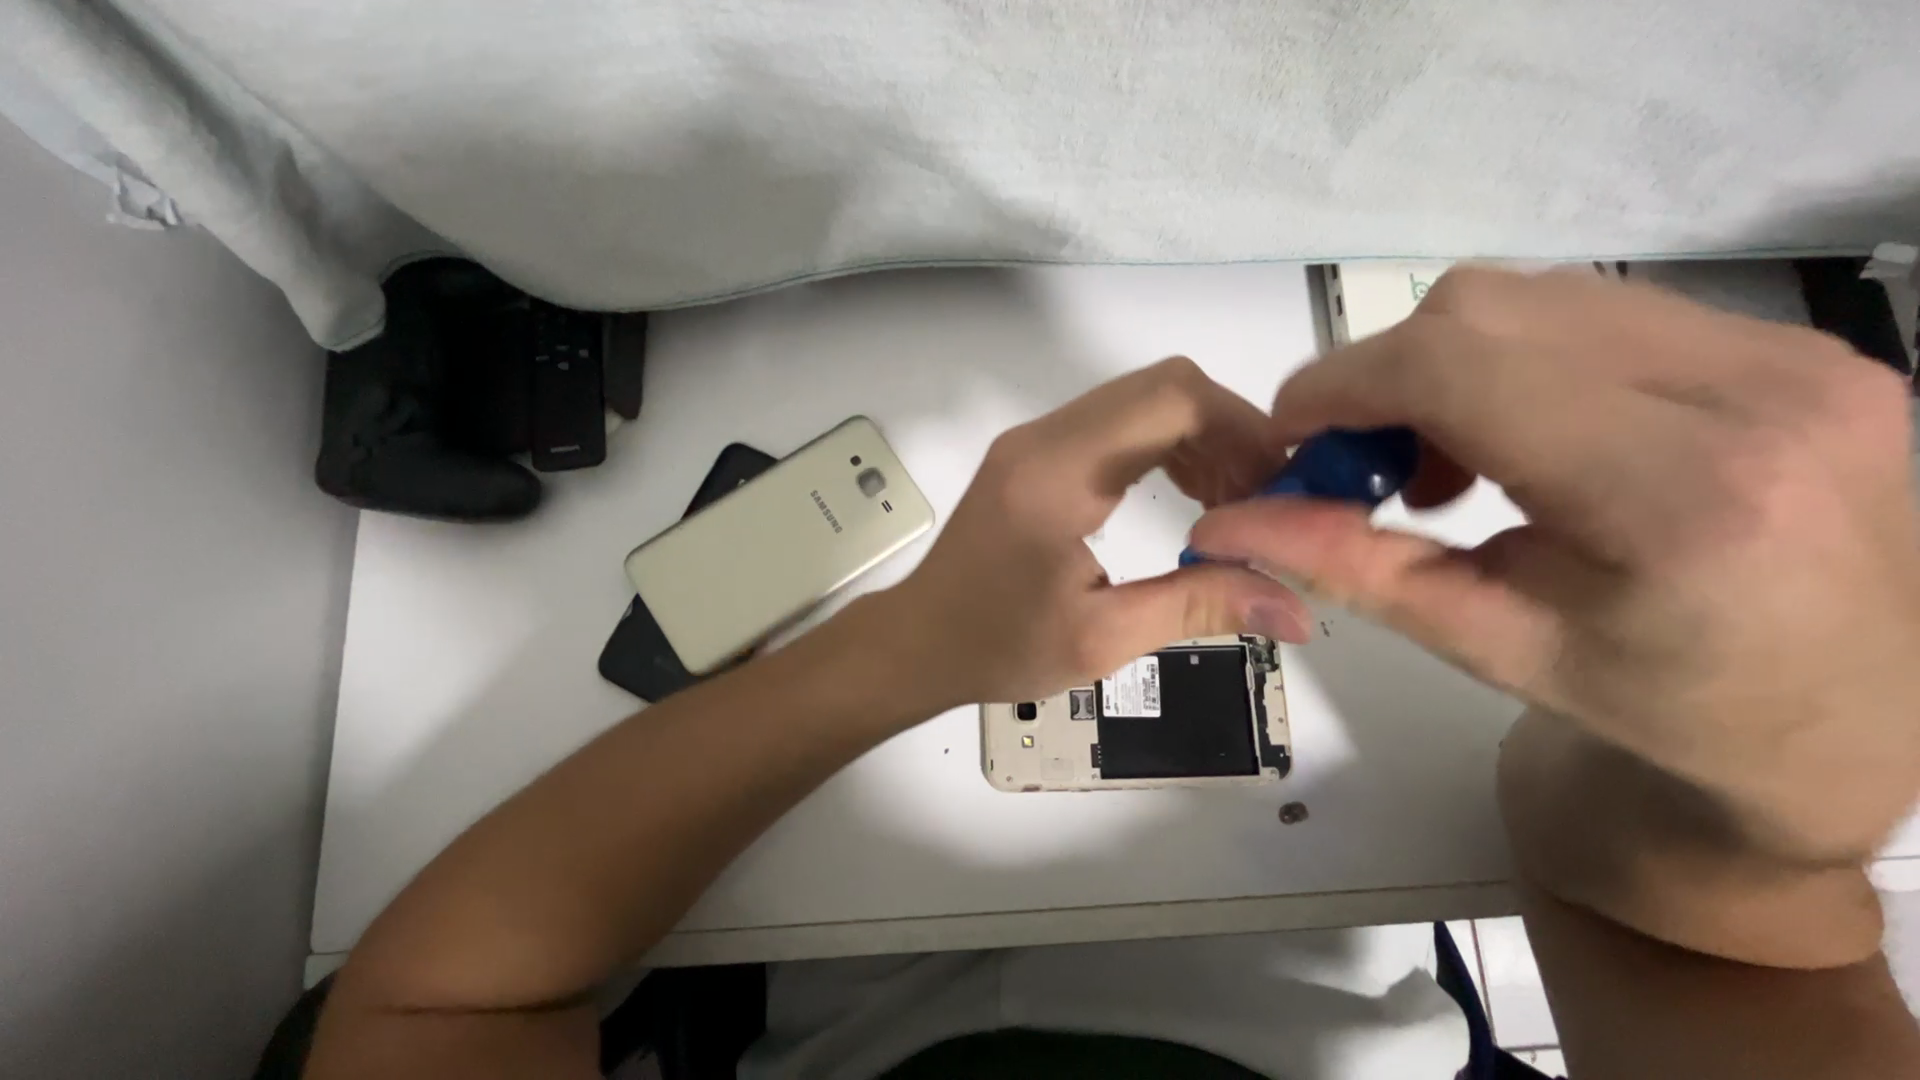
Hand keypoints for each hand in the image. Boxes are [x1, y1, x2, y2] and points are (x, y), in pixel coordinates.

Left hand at [887, 356, 1311, 709]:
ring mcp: (1036, 441)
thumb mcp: (1101, 638)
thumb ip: (1197, 606)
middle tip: (1266, 498)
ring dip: (1200, 439)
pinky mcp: (1036, 455)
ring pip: (1142, 402)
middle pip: (1161, 388)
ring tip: (1236, 504)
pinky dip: (1166, 448)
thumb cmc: (998, 645)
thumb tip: (1294, 607)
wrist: (920, 641)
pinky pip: (1117, 426)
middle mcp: (1045, 438)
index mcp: (1057, 474)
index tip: (1285, 480)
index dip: (1242, 426)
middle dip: (1229, 432)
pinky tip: (1191, 498)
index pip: (1169, 400)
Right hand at [1188, 268, 1919, 963]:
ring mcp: (1792, 354)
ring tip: (1447, 461)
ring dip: (1446, 363)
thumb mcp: (1483, 643)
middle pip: (1486, 308)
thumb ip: (1345, 567)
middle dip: (1385, 374)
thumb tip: (1222, 522)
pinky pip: (1594, 309)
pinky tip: (1520, 437)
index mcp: (1676, 495)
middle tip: (1366, 463)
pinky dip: (1514, 360)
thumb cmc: (1655, 705)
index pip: (1459, 367)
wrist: (1854, 719)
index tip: (1289, 433)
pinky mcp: (1797, 343)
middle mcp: (1753, 393)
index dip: (1343, 382)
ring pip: (1534, 295)